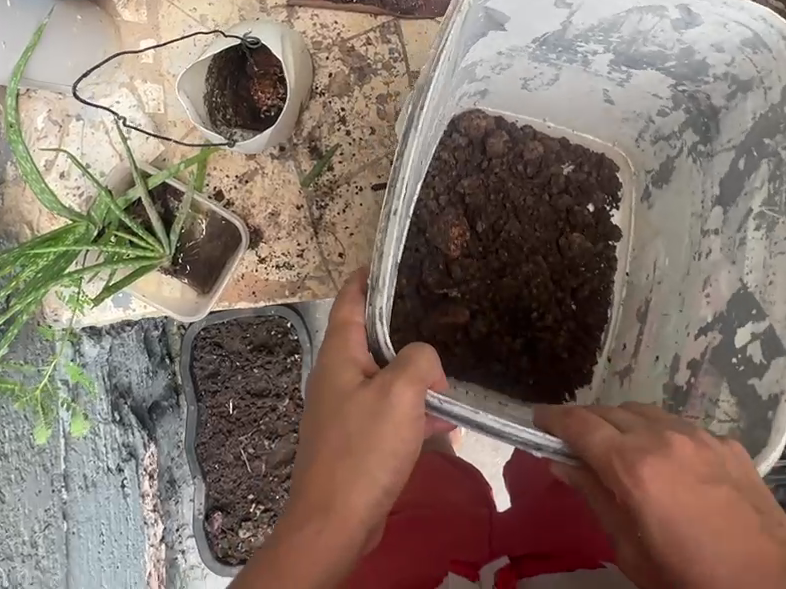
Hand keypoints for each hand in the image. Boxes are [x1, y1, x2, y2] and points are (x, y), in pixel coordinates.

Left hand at [238, 270, 450, 587]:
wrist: (335, 524)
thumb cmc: (363, 450)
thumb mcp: (401, 392)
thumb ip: (421, 359)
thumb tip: (429, 367)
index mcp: (339, 354)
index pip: (350, 299)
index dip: (368, 276)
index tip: (392, 261)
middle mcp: (337, 376)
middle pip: (371, 337)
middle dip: (404, 327)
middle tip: (440, 314)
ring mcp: (345, 410)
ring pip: (385, 377)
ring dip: (415, 374)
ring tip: (450, 370)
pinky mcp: (356, 441)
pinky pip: (389, 412)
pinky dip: (414, 411)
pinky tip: (444, 421)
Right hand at [534, 403, 785, 588]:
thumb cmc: (691, 582)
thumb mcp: (631, 551)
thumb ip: (594, 497)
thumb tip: (561, 463)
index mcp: (632, 466)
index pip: (579, 424)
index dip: (552, 418)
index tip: (536, 419)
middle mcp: (662, 437)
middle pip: (609, 411)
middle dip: (586, 422)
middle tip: (574, 441)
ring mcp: (698, 435)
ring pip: (644, 411)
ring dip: (623, 423)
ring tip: (619, 448)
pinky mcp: (726, 442)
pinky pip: (680, 425)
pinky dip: (661, 434)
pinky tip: (667, 462)